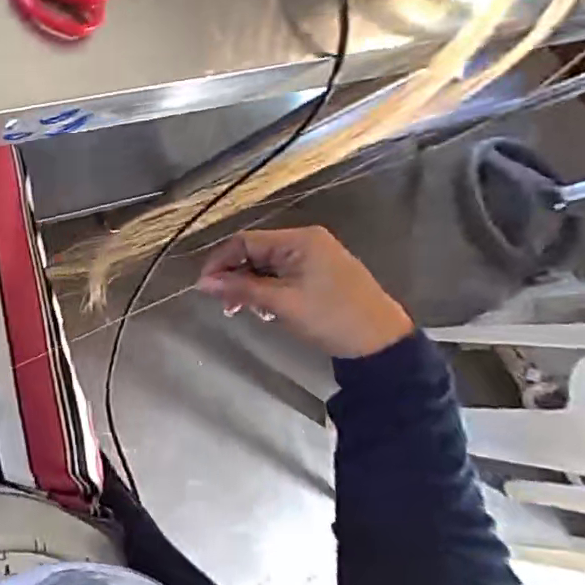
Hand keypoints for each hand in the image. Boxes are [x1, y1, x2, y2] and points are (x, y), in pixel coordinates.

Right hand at [195, 226, 413, 358]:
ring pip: (264, 266)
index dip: (219, 262)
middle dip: (234, 278)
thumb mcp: (280, 302)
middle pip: (253, 253)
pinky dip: (266, 289)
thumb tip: (202, 283)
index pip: (243, 242)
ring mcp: (314, 257)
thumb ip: (239, 288)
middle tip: (225, 304)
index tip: (205, 286)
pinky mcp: (318, 272)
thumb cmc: (331, 317)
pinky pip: (279, 274)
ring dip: (248, 286)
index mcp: (299, 240)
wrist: (382, 344)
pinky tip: (265, 309)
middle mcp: (306, 242)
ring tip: (243, 310)